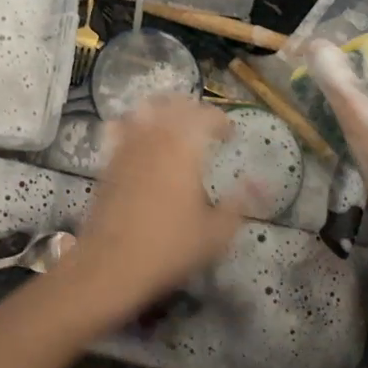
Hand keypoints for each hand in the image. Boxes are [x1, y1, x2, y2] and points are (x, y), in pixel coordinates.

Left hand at [64, 95, 250, 313]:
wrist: (112, 262)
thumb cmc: (169, 247)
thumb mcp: (215, 234)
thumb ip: (238, 204)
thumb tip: (259, 184)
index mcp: (186, 148)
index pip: (207, 115)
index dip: (221, 120)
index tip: (230, 134)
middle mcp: (157, 136)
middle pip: (175, 105)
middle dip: (193, 110)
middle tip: (204, 127)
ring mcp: (129, 144)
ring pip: (146, 109)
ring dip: (162, 110)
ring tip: (172, 124)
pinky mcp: (108, 158)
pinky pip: (120, 126)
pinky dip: (132, 124)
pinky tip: (137, 135)